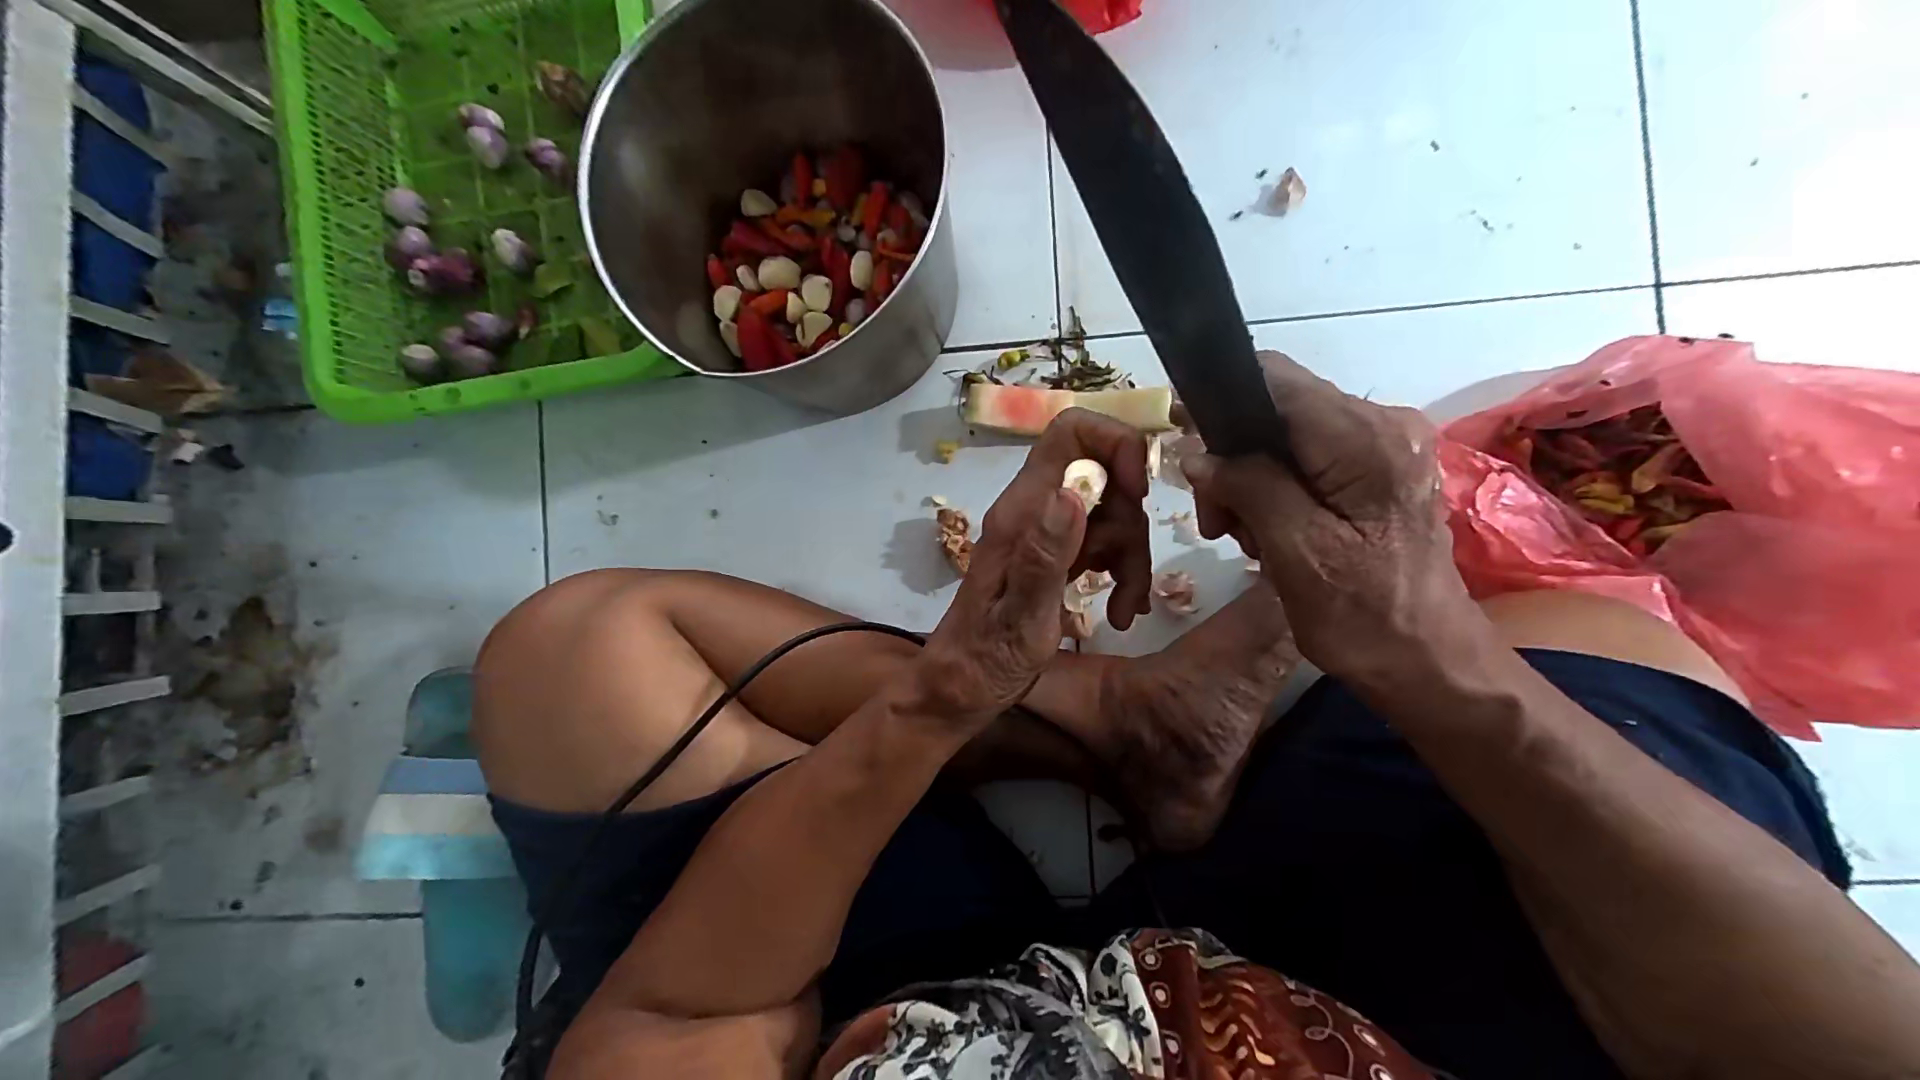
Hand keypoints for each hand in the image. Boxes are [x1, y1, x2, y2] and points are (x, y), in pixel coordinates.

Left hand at [917, 408, 1151, 722]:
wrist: (960, 688)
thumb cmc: (986, 660)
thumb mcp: (1022, 617)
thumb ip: (1045, 555)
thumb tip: (1072, 491)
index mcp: (1021, 512)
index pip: (1069, 432)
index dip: (1114, 444)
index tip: (1138, 492)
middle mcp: (1033, 510)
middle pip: (1103, 476)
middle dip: (1131, 521)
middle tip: (1127, 578)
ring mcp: (1045, 533)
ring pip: (1110, 514)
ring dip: (1130, 558)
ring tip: (1123, 610)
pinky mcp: (1054, 556)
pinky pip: (1102, 543)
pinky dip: (1120, 571)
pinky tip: (1120, 610)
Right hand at [1182, 351, 1476, 683]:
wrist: (1430, 664)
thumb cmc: (1364, 616)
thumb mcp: (1297, 552)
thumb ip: (1249, 488)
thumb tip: (1198, 455)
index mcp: (1366, 439)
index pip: (1275, 380)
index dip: (1218, 398)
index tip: (1178, 435)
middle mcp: (1382, 426)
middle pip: (1277, 409)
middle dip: (1231, 456)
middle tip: (1214, 519)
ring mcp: (1383, 448)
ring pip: (1284, 436)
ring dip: (1248, 480)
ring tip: (1241, 535)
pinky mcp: (1377, 472)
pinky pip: (1305, 460)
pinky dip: (1273, 489)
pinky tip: (1267, 532)